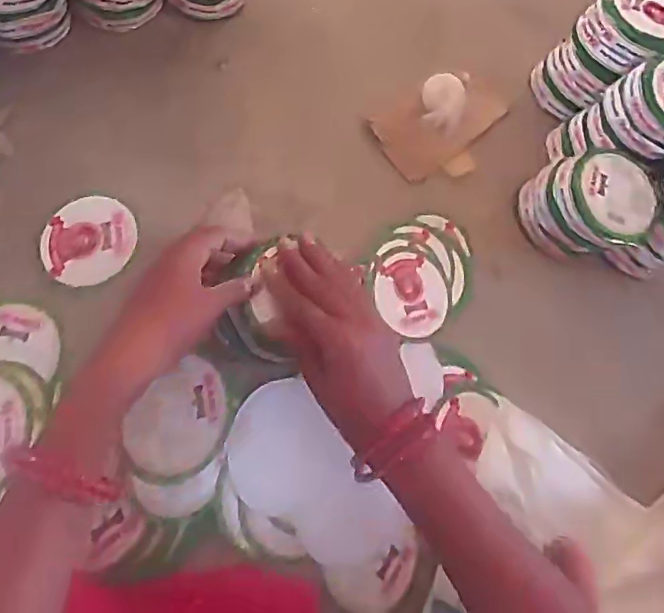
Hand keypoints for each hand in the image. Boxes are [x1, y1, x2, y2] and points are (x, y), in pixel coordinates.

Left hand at [78, 225, 254, 406]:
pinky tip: (213, 299)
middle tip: (250, 263)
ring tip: (236, 281)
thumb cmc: (175, 323)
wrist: (131, 355)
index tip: (260, 248)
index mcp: (185, 251)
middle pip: (203, 244)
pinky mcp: (153, 293)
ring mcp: (159, 275)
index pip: (217, 233)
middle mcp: (170, 256)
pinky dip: (201, 281)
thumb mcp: (211, 305)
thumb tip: (252, 280)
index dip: (239, 238)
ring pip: (192, 262)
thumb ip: (234, 289)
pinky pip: (183, 277)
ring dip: (215, 267)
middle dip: (228, 251)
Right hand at [265, 234, 414, 449]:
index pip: (302, 304)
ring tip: (308, 239)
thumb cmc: (350, 411)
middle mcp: (354, 320)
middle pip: (323, 284)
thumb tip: (277, 321)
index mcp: (336, 338)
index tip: (267, 265)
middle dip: (302, 262)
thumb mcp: (318, 381)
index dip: (282, 285)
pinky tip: (336, 261)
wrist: (395, 424)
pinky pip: (359, 288)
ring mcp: (369, 316)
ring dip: (324, 258)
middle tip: (285, 242)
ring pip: (343, 280)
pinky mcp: (379, 319)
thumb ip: (300, 346)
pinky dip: (345, 272)